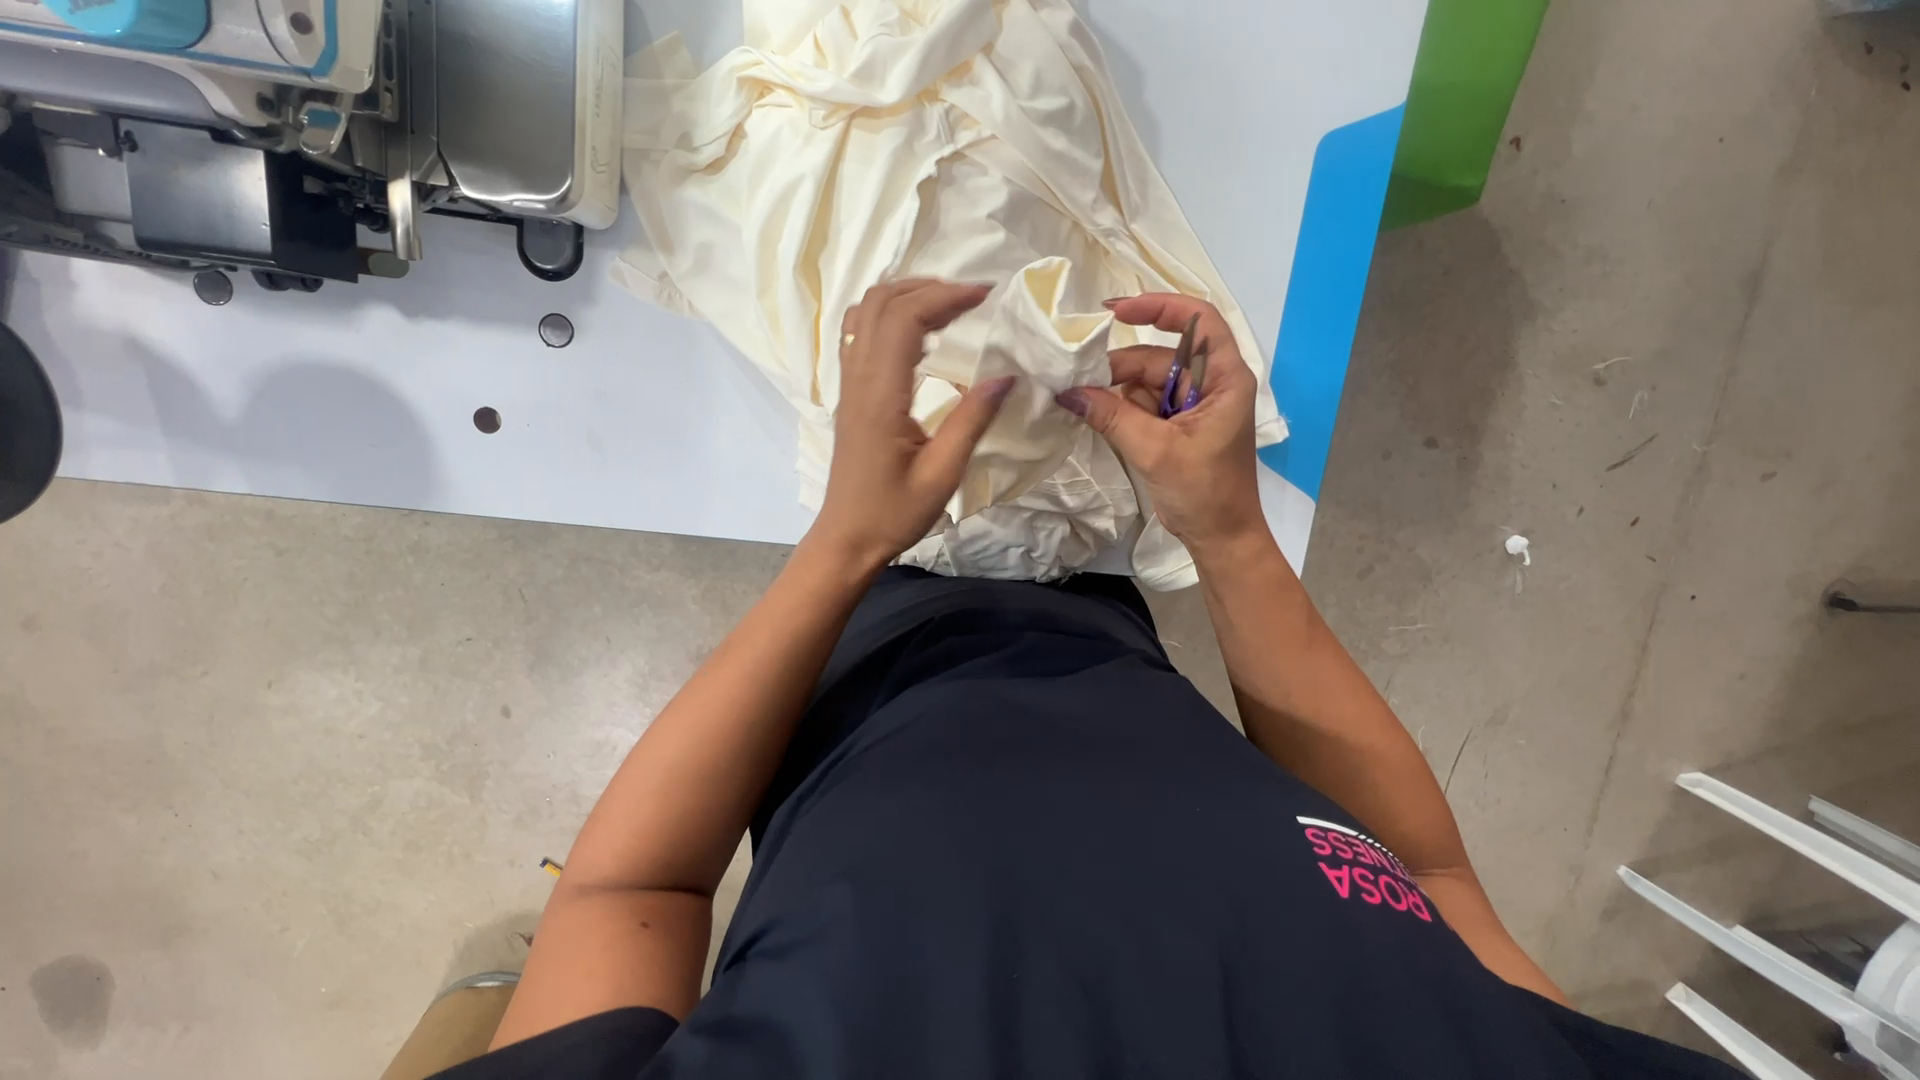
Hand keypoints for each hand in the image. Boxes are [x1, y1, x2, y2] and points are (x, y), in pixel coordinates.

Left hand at [809, 279, 1014, 570]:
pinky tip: (920, 331)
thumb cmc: (894, 513)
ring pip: (865, 312)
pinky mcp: (850, 393)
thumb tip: (1006, 375)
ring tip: (949, 305)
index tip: (986, 296)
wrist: (848, 538)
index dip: (945, 297)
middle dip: (929, 288)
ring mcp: (849, 384)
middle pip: (881, 303)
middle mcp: (858, 380)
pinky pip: (860, 333)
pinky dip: (890, 315)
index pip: (905, 320)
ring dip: (906, 296)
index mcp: (880, 397)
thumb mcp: (942, 474)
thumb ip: (971, 420)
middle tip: (972, 299)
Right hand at [1055, 293, 1266, 557]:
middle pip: (1158, 357)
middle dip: (1119, 370)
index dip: (1158, 307)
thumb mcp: (1155, 451)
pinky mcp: (1176, 426)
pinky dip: (1120, 411)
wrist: (1219, 537)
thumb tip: (1068, 392)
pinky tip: (1097, 419)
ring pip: (1144, 383)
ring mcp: (1191, 406)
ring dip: (1116, 395)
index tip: (1114, 311)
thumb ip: (1112, 416)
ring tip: (1084, 407)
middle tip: (1076, 382)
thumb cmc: (1204, 492)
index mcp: (1224, 379)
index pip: (1197, 321)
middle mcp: (1210, 384)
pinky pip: (1142, 406)